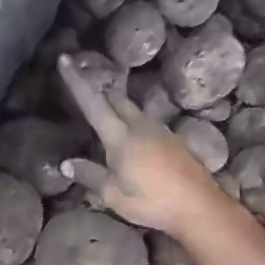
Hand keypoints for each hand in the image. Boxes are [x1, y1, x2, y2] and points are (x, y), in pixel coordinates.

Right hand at [57, 53, 223, 234]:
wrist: (199, 206)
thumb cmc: (152, 202)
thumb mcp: (113, 194)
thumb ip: (90, 175)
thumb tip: (66, 163)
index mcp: (121, 137)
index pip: (93, 104)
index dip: (76, 81)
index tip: (65, 58)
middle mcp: (141, 126)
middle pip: (117, 101)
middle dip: (101, 95)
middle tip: (88, 95)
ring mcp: (161, 131)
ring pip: (135, 111)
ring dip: (120, 111)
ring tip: (110, 122)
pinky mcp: (175, 141)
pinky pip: (149, 125)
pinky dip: (136, 126)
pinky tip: (136, 143)